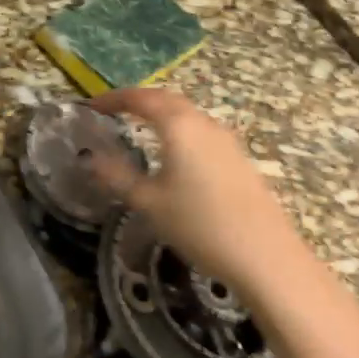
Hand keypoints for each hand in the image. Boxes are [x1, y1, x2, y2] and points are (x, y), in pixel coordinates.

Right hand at [87, 88, 301, 298]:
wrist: (268, 260)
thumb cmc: (201, 225)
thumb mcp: (149, 203)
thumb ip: (117, 176)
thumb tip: (90, 158)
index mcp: (178, 125)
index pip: (139, 98)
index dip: (112, 98)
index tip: (90, 106)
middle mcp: (203, 124)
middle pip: (166, 99)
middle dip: (137, 100)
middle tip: (113, 111)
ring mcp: (227, 141)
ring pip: (187, 114)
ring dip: (161, 113)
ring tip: (140, 127)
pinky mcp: (240, 160)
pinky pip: (201, 131)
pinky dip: (180, 129)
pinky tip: (175, 153)